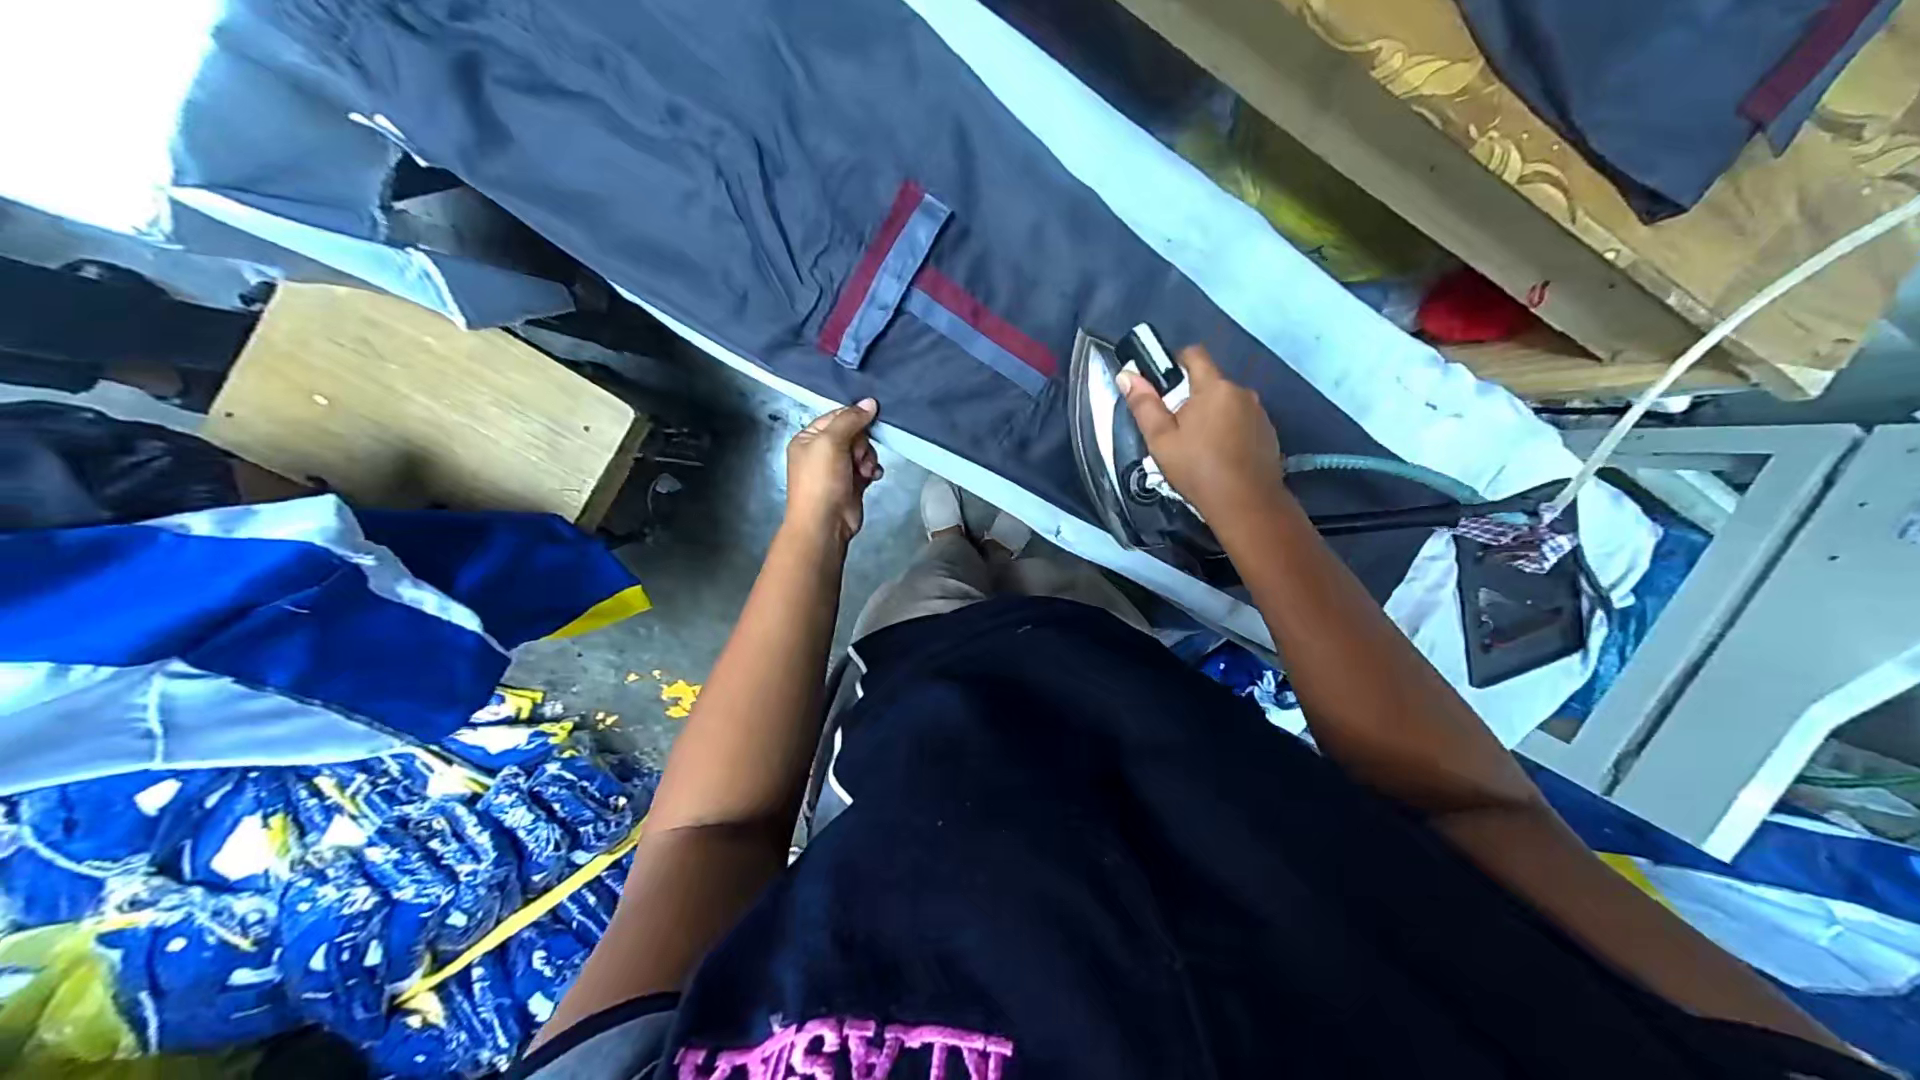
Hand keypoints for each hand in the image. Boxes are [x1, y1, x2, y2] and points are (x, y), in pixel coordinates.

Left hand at [784, 398, 881, 542]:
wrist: (825, 523)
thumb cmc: (821, 480)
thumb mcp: (831, 442)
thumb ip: (850, 420)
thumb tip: (870, 402)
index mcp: (808, 438)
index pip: (836, 417)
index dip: (854, 417)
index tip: (872, 417)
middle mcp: (821, 451)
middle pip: (852, 433)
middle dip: (862, 443)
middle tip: (859, 456)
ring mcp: (837, 468)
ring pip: (863, 450)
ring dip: (868, 458)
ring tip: (865, 471)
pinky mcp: (852, 483)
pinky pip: (868, 467)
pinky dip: (872, 470)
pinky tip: (872, 477)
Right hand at [1117, 345, 1287, 528]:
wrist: (1246, 504)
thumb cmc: (1197, 469)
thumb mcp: (1161, 439)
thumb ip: (1144, 404)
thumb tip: (1126, 375)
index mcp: (1214, 387)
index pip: (1195, 354)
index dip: (1176, 362)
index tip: (1163, 385)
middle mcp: (1241, 392)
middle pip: (1211, 383)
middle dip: (1192, 397)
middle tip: (1176, 429)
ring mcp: (1259, 412)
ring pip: (1228, 403)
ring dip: (1213, 415)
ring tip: (1199, 447)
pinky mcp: (1269, 433)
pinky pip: (1243, 421)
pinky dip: (1230, 431)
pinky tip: (1221, 456)